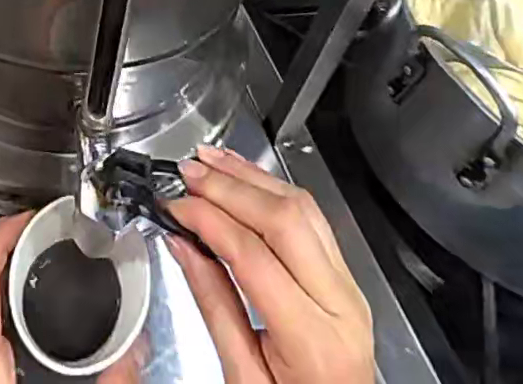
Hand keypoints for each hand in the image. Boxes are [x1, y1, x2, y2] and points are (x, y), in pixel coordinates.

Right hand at [167, 146, 372, 383]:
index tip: (174, 205)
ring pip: (300, 206)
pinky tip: (245, 175)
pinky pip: (311, 214)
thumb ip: (215, 307)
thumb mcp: (245, 381)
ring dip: (250, 176)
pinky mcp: (345, 271)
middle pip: (282, 218)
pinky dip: (273, 188)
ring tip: (211, 160)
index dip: (209, 220)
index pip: (253, 256)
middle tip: (189, 171)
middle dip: (230, 186)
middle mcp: (339, 302)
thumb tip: (183, 245)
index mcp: (312, 341)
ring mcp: (348, 282)